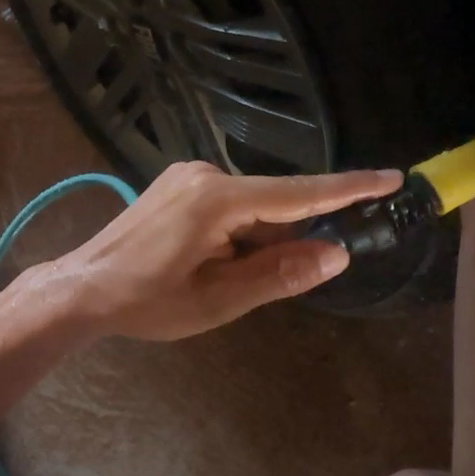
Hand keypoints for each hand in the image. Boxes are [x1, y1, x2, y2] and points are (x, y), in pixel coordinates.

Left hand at [48, 161, 402, 341]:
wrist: (82, 287)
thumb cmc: (145, 301)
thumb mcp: (217, 300)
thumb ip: (279, 274)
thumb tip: (337, 253)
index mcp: (217, 199)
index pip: (298, 192)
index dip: (348, 188)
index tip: (392, 177)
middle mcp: (204, 175)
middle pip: (274, 205)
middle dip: (283, 241)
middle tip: (247, 285)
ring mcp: (187, 176)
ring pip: (251, 208)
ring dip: (254, 242)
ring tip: (213, 280)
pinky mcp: (176, 185)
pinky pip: (227, 206)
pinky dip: (236, 233)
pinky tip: (207, 264)